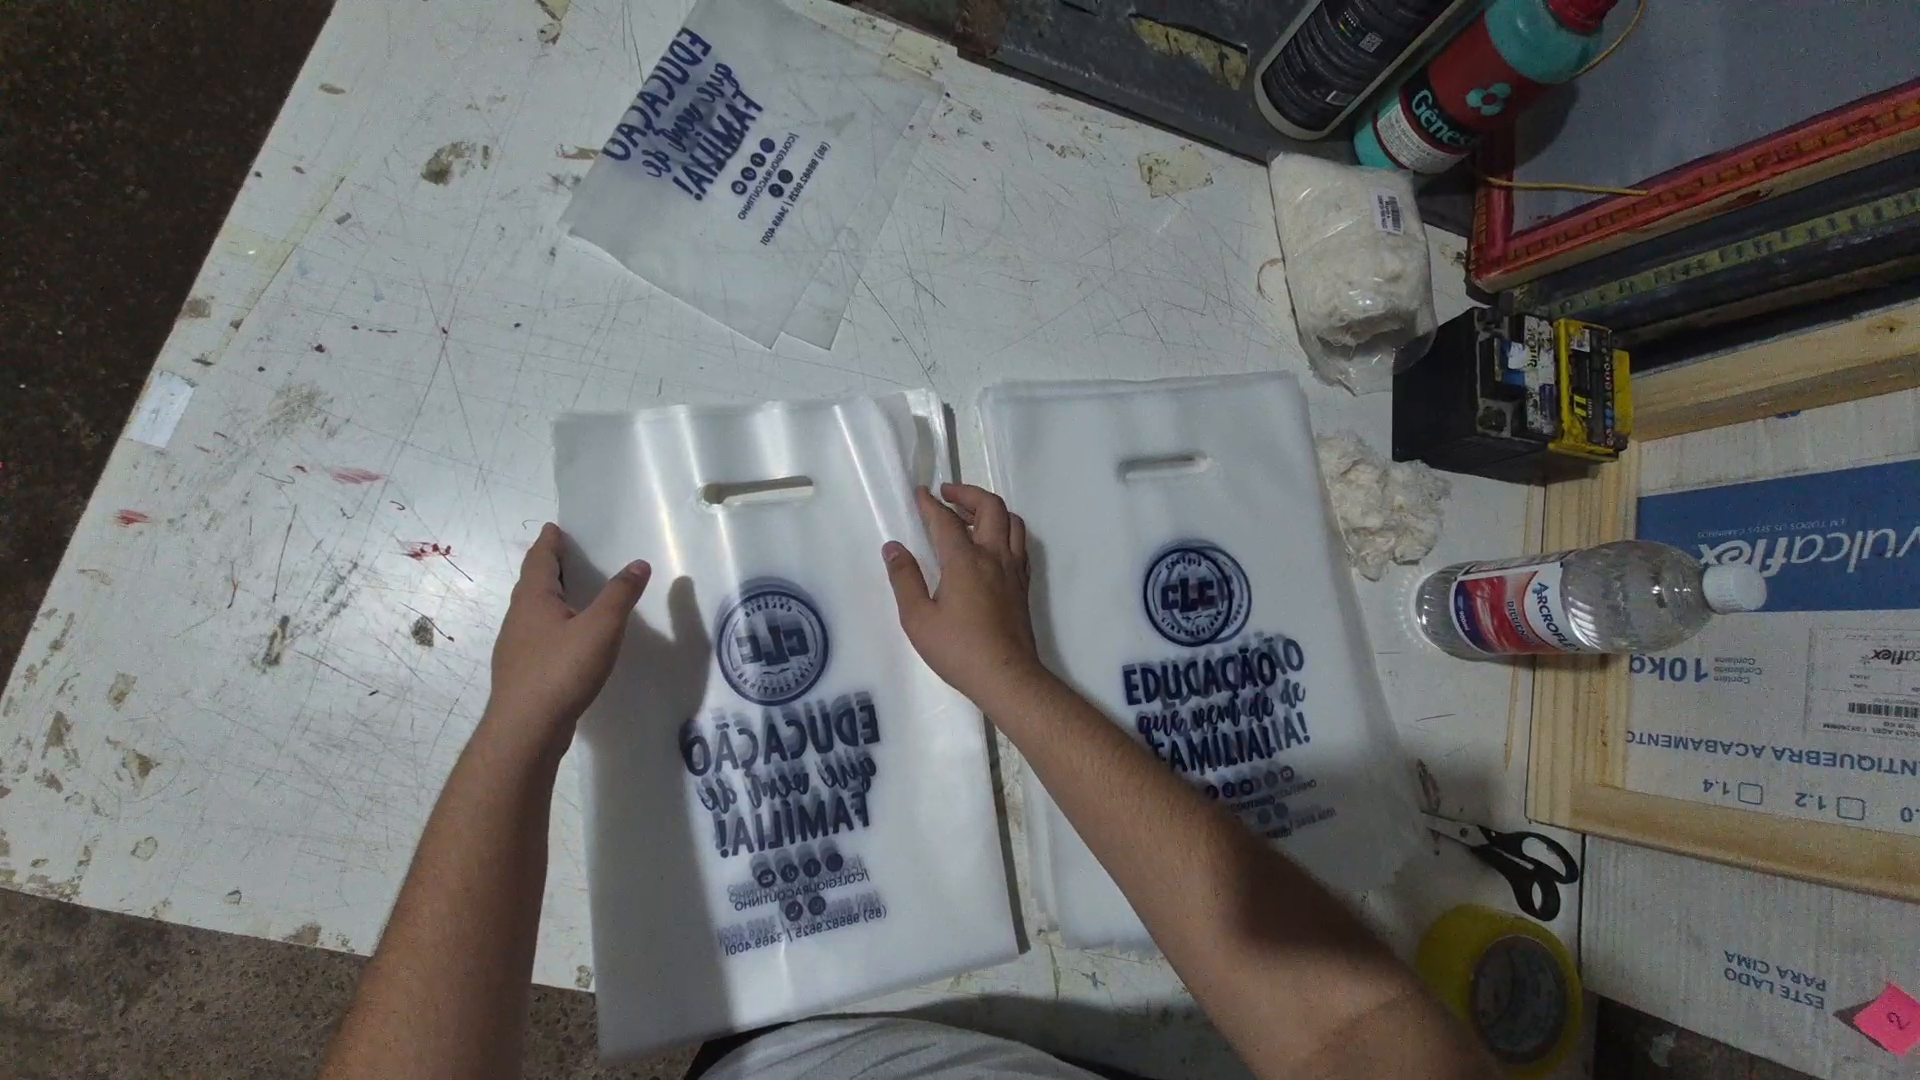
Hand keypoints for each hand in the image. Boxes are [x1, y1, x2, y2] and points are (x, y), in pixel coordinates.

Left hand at [487, 523, 649, 746]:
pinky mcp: (524, 671)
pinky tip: (569, 637)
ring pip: (534, 611)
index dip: (549, 542)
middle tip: (567, 554)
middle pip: (533, 583)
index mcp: (535, 599)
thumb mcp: (601, 627)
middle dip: (549, 567)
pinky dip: (554, 623)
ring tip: (573, 593)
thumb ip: (620, 594)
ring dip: (551, 596)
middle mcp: (520, 618)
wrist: (526, 729)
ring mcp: (518, 647)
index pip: (540, 560)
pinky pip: (540, 634)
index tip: (554, 527)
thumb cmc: (562, 670)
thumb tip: (638, 563)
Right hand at [883, 484, 1045, 705]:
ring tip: (969, 516)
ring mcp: (1013, 570)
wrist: (1006, 676)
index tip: (919, 493)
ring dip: (990, 510)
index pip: (946, 520)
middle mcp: (994, 556)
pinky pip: (1019, 543)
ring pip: (1012, 522)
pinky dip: (1005, 531)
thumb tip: (893, 548)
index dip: (930, 504)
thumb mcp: (918, 619)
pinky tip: (991, 545)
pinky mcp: (1023, 585)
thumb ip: (904, 579)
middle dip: (967, 493)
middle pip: (990, 507)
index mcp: (966, 561)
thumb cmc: (958, 650)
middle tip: (947, 494)